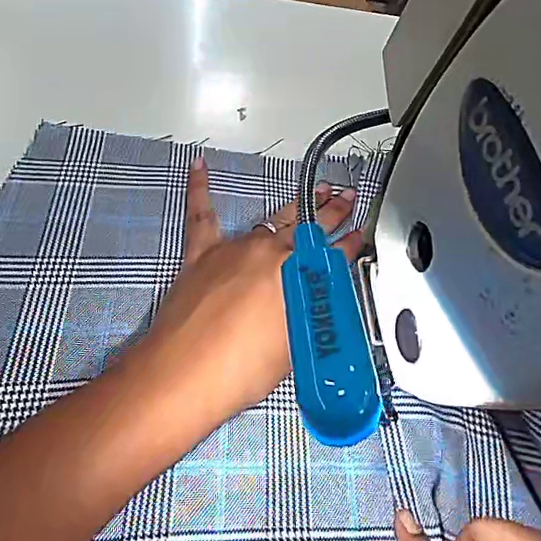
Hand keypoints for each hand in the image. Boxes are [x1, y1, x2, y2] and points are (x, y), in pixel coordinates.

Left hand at [132, 157, 362, 422]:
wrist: (183, 373)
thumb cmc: (237, 369)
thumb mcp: (294, 346)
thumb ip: (306, 315)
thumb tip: (311, 306)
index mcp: (295, 276)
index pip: (332, 255)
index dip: (348, 244)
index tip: (358, 236)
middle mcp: (267, 254)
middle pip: (307, 230)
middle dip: (330, 215)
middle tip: (346, 200)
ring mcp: (234, 251)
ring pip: (270, 221)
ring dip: (294, 208)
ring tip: (313, 194)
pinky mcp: (202, 254)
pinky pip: (201, 215)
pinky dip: (199, 189)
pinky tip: (198, 167)